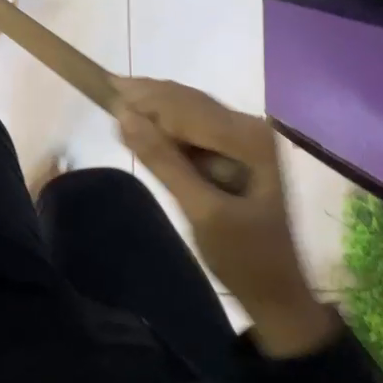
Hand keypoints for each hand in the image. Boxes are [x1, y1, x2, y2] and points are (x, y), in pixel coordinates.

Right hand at [111, 76, 337, 357]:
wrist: (278, 294)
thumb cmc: (244, 258)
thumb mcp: (201, 212)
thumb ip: (164, 162)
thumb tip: (124, 116)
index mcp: (250, 139)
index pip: (187, 108)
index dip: (145, 98)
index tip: (105, 90)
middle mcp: (252, 127)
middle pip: (189, 101)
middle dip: (148, 95)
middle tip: (104, 88)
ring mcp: (247, 138)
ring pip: (191, 108)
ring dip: (155, 105)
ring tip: (116, 98)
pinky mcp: (238, 150)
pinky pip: (196, 125)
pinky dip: (167, 122)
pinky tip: (144, 123)